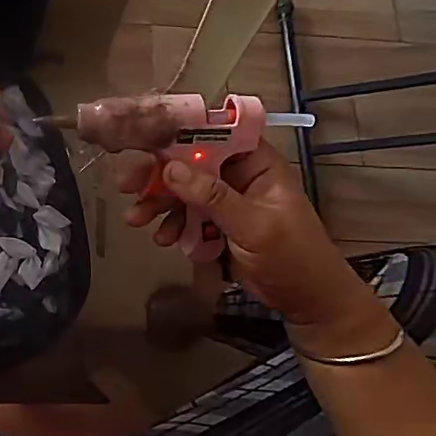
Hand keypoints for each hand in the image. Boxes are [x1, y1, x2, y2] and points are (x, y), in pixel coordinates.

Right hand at [119, 141, 373, 327]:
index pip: (215, 133)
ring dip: (158, 203)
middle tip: (125, 184)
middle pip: (189, 161)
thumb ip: (212, 196)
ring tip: (135, 220)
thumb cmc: (294, 258)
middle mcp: (237, 173)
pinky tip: (163, 238)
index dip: (180, 132)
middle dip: (157, 174)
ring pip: (182, 189)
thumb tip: (169, 169)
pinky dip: (171, 224)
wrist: (309, 304)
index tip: (144, 138)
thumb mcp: (254, 226)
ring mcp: (225, 199)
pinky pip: (185, 214)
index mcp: (256, 162)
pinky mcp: (216, 222)